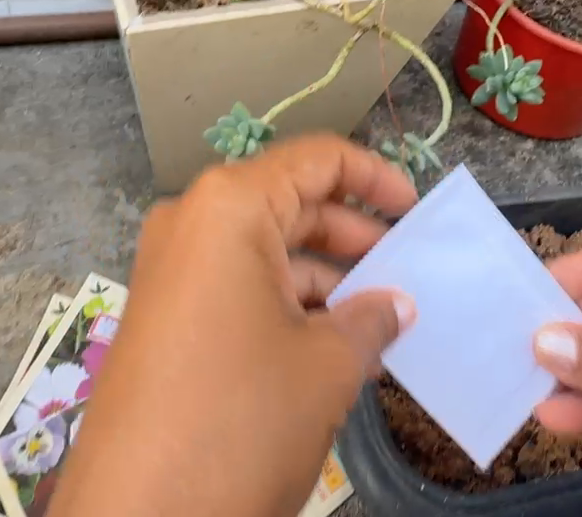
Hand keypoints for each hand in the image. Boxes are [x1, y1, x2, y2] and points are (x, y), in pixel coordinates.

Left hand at [50, 136, 417, 516]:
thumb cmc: (239, 420)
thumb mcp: (325, 366)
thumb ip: (372, 318)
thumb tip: (397, 304)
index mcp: (230, 206)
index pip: (316, 160)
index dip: (374, 177)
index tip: (416, 211)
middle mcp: (194, 222)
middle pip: (291, 204)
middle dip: (353, 237)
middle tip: (405, 273)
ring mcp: (172, 270)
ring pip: (268, 251)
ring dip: (326, 280)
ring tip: (379, 324)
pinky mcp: (165, 317)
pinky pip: (240, 288)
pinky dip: (289, 306)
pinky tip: (333, 350)